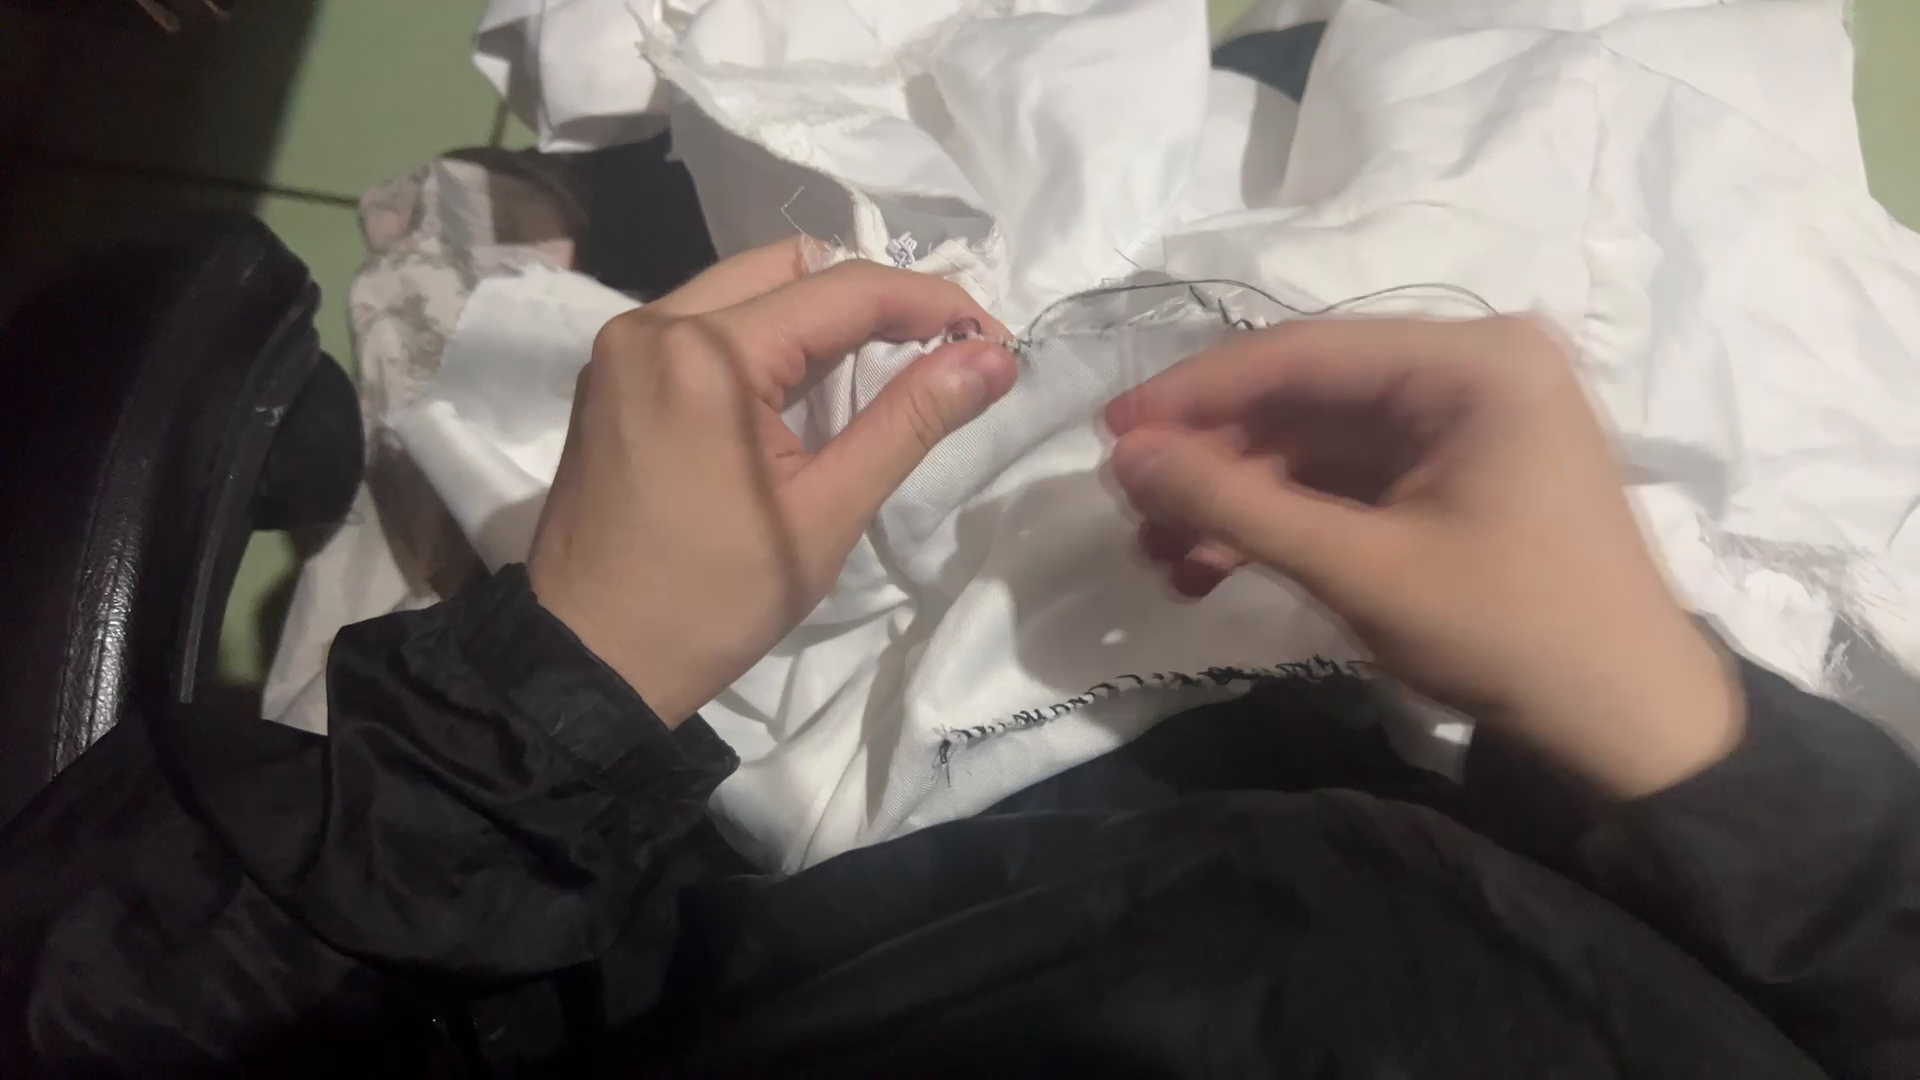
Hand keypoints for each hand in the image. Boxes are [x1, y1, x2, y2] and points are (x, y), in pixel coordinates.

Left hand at [528, 239, 1017, 726]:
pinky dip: (773, 342)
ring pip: (751, 290)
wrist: (594, 660)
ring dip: (825, 319)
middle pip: (793, 270)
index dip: (932, 303)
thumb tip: (992, 359)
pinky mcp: (616, 372)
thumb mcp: (828, 513)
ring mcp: (625, 344)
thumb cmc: (716, 600)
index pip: (844, 290)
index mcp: (708, 355)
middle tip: (936, 351)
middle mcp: (655, 322)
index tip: (989, 336)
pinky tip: (805, 391)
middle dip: (878, 301)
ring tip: (883, 372)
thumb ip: (911, 422)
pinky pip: (713, 325)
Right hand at [1104, 316, 1740, 796]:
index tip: (1110, 431)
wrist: (1621, 732)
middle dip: (1205, 461)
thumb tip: (1123, 458)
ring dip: (1223, 500)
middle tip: (1130, 507)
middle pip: (1290, 402)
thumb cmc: (1509, 634)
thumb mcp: (1356, 567)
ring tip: (1159, 556)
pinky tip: (1206, 568)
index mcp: (1468, 363)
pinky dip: (1263, 523)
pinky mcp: (1424, 478)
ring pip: (1295, 448)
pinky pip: (1321, 485)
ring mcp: (1439, 429)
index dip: (1191, 393)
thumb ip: (1231, 504)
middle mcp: (1455, 375)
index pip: (1297, 355)